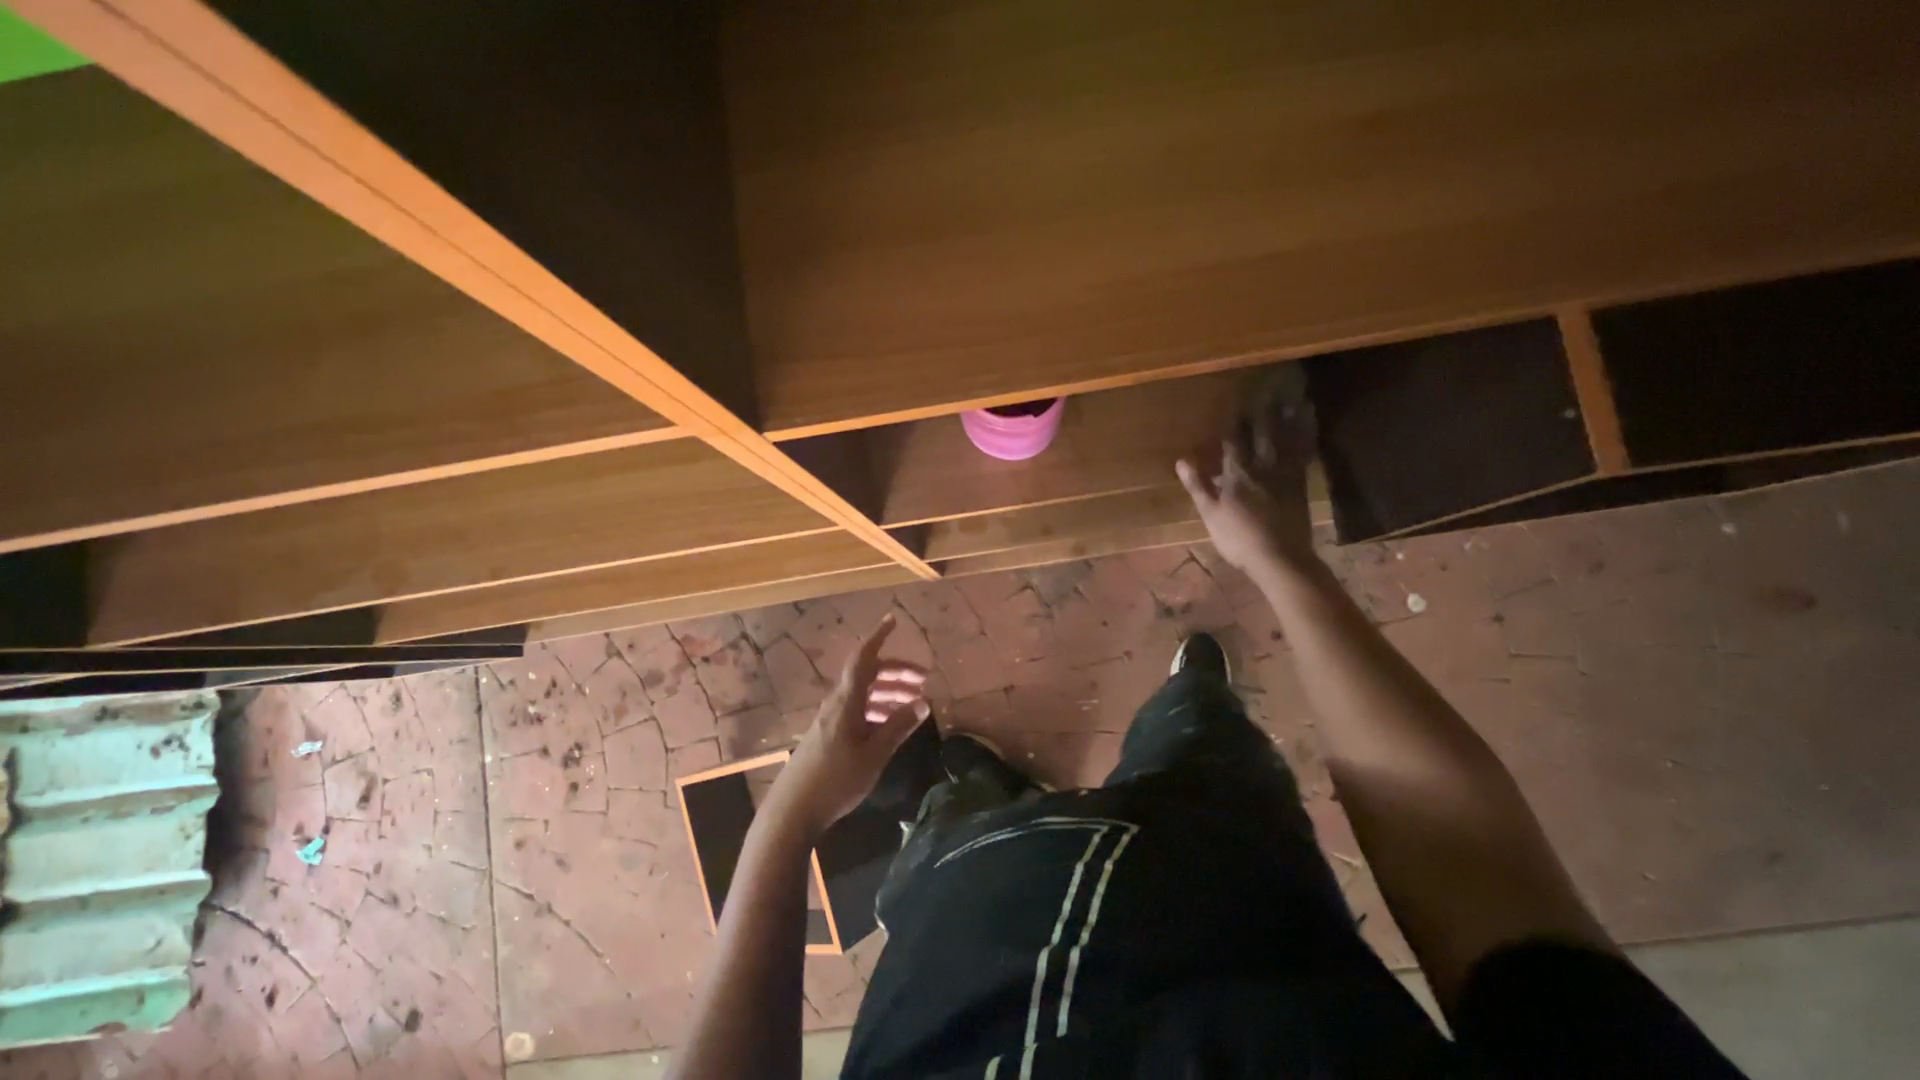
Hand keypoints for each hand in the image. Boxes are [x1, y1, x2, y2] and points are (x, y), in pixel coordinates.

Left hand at [768, 615, 930, 837]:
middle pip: (866, 674)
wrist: (793, 810)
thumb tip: (923, 702)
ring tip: (913, 704)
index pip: (864, 658)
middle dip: (895, 671)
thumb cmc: (836, 780)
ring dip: (887, 691)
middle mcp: (836, 703)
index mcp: (846, 701)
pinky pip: (856, 710)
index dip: (878, 636)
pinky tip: (890, 725)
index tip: (893, 619)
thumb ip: (898, 727)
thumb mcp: (875, 754)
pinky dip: (876, 708)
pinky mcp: (827, 735)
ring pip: (862, 693)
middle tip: (923, 679)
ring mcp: (830, 719)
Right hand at [1176, 393, 1318, 578]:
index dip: (1233, 421)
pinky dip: (1307, 439)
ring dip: (1291, 419)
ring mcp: (1284, 475)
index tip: (1234, 400)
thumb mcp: (1210, 514)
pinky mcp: (1300, 486)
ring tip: (1297, 399)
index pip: (1233, 441)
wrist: (1279, 557)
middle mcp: (1261, 467)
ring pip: (1287, 441)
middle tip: (1269, 388)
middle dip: (1263, 412)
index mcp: (1236, 474)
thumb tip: (1182, 460)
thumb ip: (1198, 486)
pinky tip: (1311, 429)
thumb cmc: (1238, 539)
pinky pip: (1303, 456)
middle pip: (1262, 435)